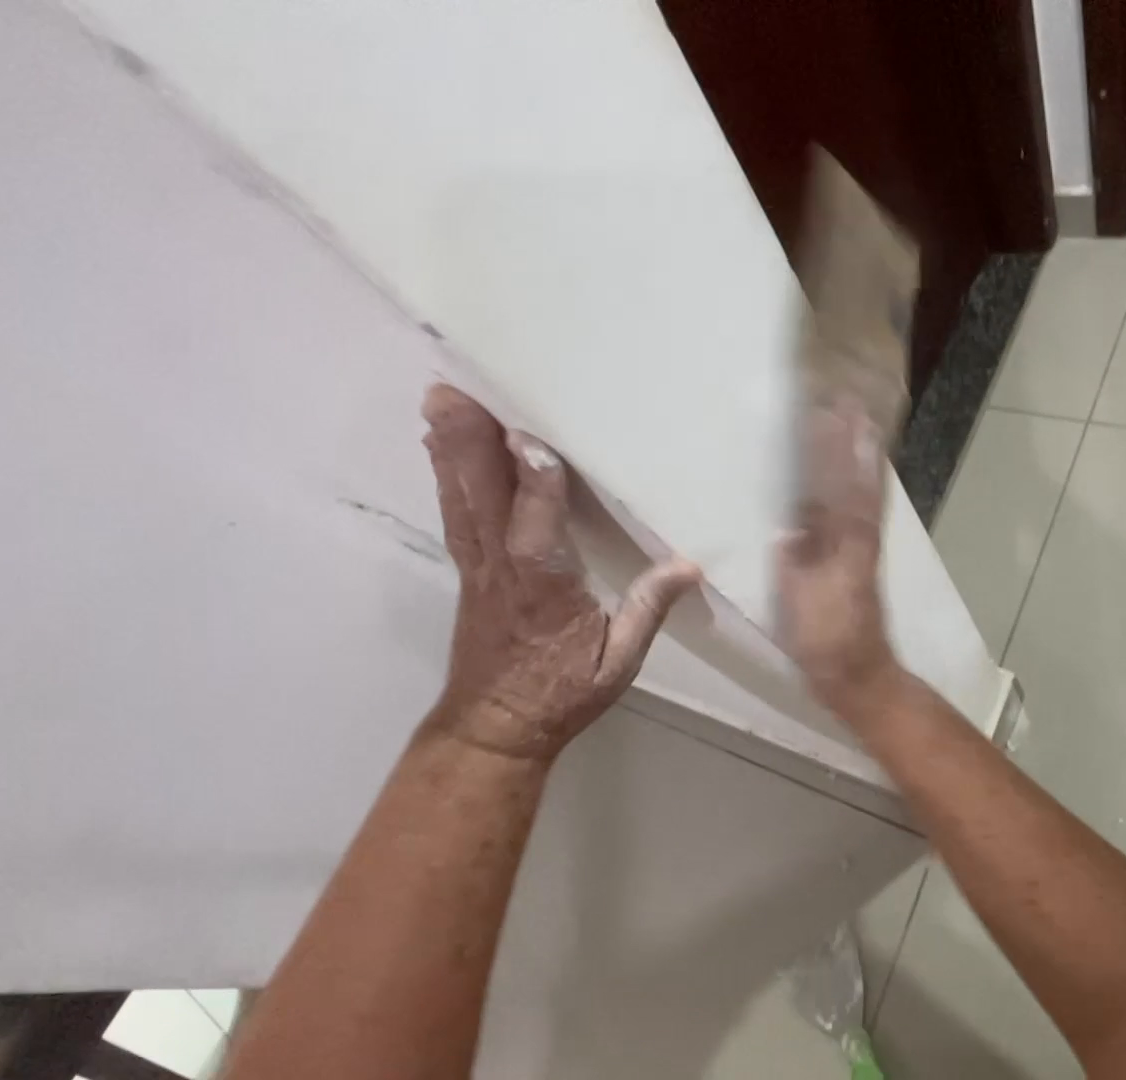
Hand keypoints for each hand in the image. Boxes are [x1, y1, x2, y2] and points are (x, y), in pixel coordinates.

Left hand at [419, 385, 699, 759]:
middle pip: (484, 497)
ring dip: (448, 448)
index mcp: (546, 586)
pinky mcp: (468, 569)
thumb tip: (689, 565)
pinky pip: (454, 514)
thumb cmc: (561, 694)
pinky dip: (444, 476)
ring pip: (461, 498)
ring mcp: (479, 566)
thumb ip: (649, 609)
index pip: (540, 524)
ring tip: (439, 397)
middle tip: (453, 390)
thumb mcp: (619, 662)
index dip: (537, 479)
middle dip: (470, 443)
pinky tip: (436, 446)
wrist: (495, 729)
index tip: (530, 433)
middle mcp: (505, 567)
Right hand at [778, 395, 900, 711]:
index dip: (831, 450)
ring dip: (862, 456)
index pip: (836, 486)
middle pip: (857, 479)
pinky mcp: (861, 558)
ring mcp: (863, 546)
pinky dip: (864, 486)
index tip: (826, 411)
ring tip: (857, 422)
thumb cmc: (828, 644)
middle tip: (848, 401)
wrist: (860, 675)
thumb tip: (788, 527)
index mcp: (845, 545)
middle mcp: (859, 537)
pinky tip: (855, 476)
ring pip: (865, 491)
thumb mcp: (802, 606)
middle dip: (853, 440)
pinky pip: (864, 511)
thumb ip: (796, 565)